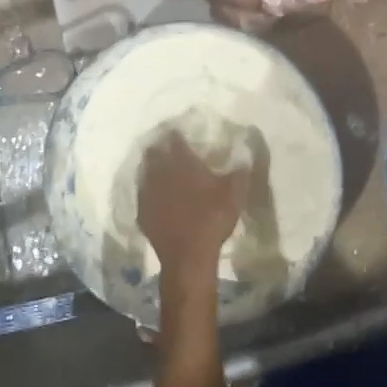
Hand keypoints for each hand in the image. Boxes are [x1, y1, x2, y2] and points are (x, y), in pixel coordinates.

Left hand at [138, 133, 248, 281]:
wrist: (188, 255)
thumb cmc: (213, 218)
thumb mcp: (235, 192)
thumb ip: (240, 170)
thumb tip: (245, 154)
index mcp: (182, 162)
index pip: (174, 139)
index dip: (175, 133)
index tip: (177, 131)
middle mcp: (161, 172)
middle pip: (154, 151)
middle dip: (159, 146)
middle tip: (166, 147)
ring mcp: (148, 192)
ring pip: (144, 171)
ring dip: (150, 166)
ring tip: (159, 167)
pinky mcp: (142, 212)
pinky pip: (142, 194)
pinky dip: (148, 190)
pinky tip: (154, 194)